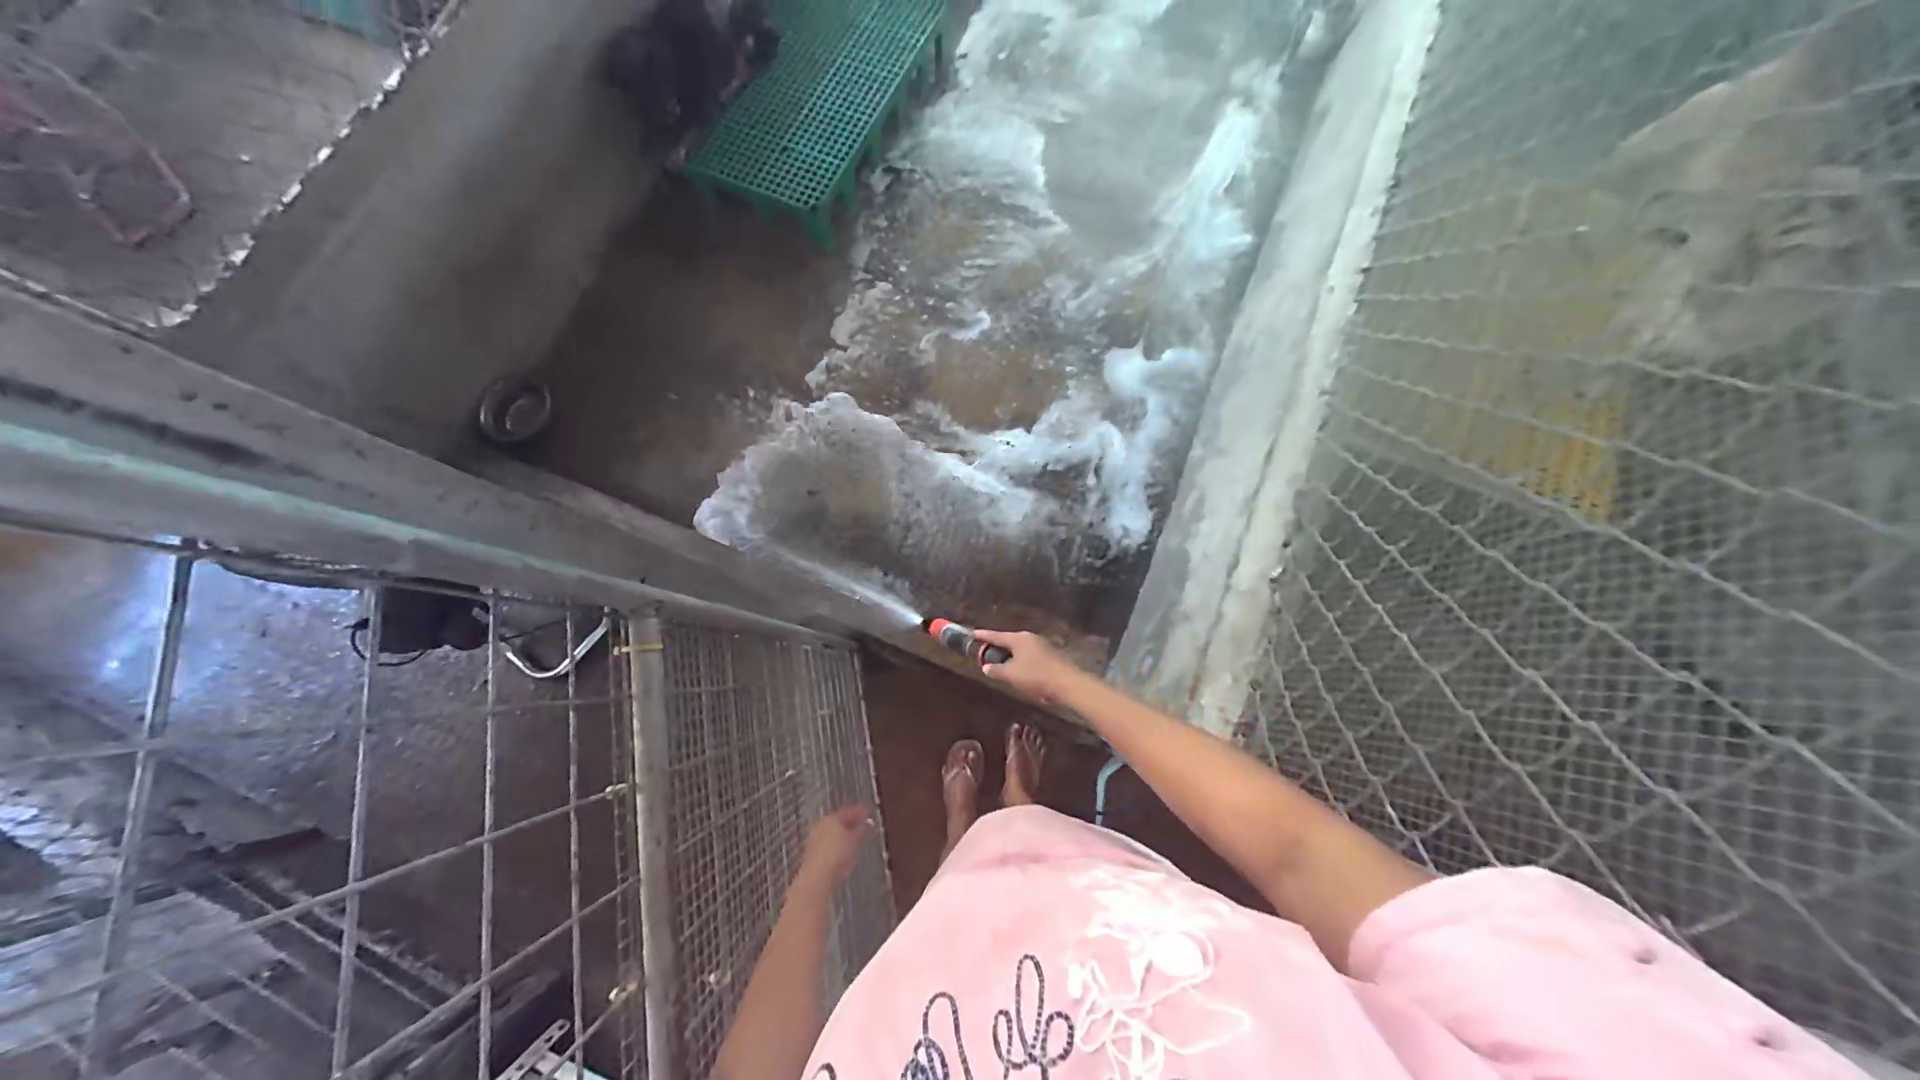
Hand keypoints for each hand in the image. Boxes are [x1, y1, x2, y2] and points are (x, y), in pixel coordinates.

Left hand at [793, 805, 873, 894]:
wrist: (817, 875)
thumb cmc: (838, 853)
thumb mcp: (855, 840)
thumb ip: (862, 830)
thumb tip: (868, 823)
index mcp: (831, 818)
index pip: (847, 812)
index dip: (859, 812)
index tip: (868, 811)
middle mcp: (821, 825)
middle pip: (838, 821)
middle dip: (851, 822)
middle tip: (862, 823)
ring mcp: (814, 839)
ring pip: (832, 833)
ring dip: (843, 833)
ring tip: (855, 837)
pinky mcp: (812, 853)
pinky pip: (828, 843)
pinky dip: (837, 843)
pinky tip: (843, 849)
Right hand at [972, 629, 1086, 701]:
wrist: (1066, 683)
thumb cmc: (1035, 676)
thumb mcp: (1011, 675)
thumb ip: (996, 670)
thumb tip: (986, 667)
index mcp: (1018, 639)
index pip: (996, 635)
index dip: (984, 635)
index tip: (973, 633)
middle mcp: (1030, 638)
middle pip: (1009, 641)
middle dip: (998, 647)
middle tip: (987, 653)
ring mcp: (1042, 645)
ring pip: (1020, 649)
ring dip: (1010, 657)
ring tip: (1003, 666)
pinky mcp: (1050, 655)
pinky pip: (1029, 656)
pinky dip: (1021, 662)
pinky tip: (1021, 673)